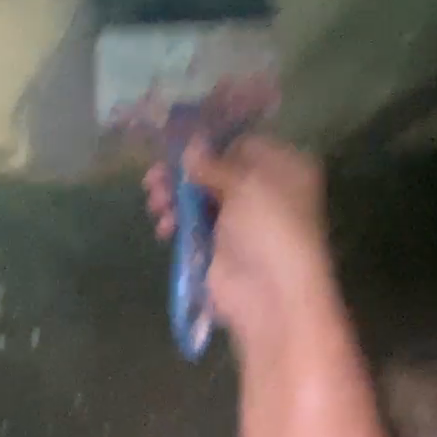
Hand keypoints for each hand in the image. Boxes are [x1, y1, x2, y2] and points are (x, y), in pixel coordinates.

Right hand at [144, 134, 334, 344]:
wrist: (270, 292)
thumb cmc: (268, 228)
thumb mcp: (245, 183)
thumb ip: (213, 163)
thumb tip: (191, 146)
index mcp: (282, 167)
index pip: (240, 144)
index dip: (208, 146)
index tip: (176, 148)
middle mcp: (263, 189)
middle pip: (214, 171)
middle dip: (182, 174)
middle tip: (154, 179)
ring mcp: (239, 220)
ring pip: (198, 198)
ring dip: (173, 198)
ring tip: (155, 204)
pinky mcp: (217, 245)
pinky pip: (191, 225)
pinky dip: (175, 222)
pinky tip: (164, 228)